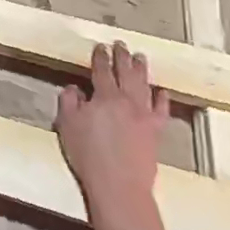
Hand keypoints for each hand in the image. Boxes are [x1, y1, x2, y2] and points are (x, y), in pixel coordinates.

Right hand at [57, 42, 171, 215]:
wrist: (119, 184)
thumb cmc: (89, 156)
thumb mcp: (67, 127)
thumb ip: (69, 103)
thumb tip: (73, 88)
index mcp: (105, 96)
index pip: (102, 70)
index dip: (100, 57)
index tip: (101, 47)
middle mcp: (127, 99)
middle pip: (126, 71)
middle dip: (122, 56)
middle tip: (121, 44)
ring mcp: (145, 113)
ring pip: (144, 84)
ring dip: (141, 69)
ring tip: (140, 57)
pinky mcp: (156, 130)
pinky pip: (161, 108)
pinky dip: (162, 98)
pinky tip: (161, 91)